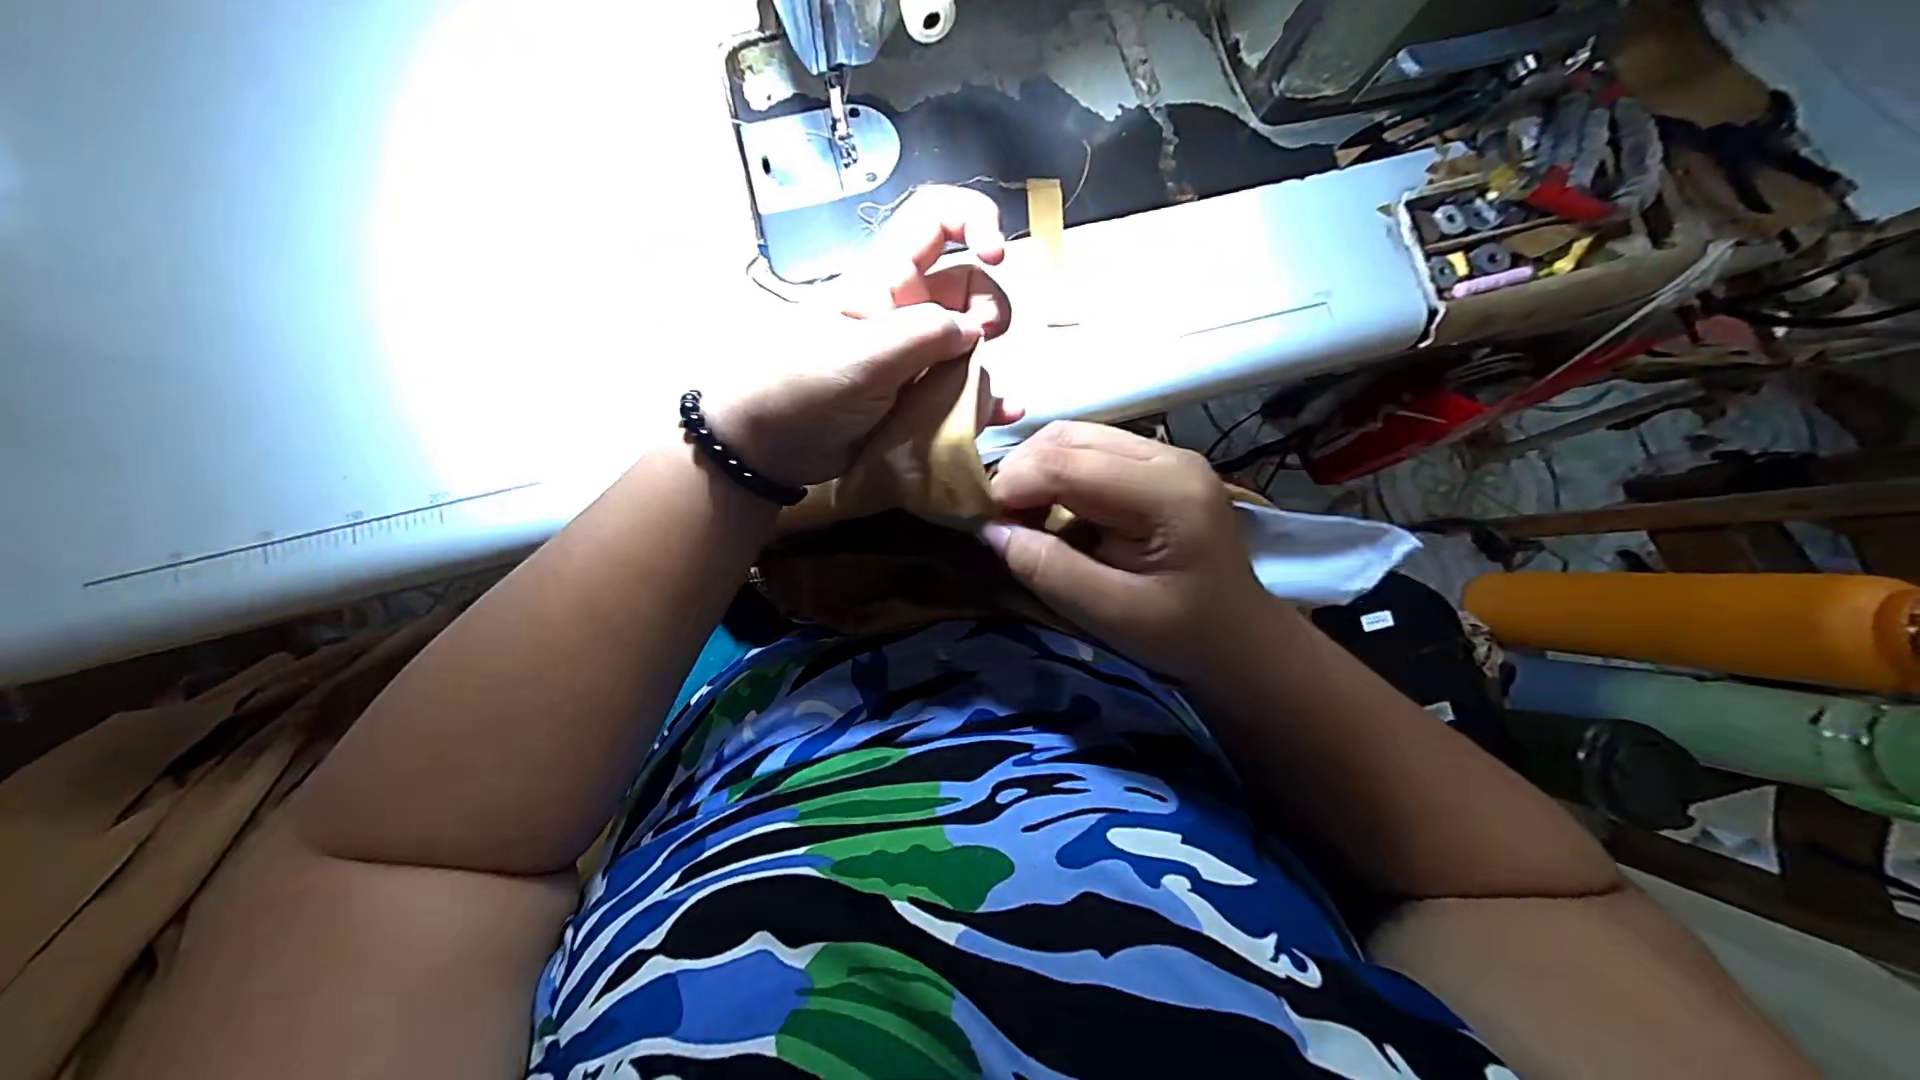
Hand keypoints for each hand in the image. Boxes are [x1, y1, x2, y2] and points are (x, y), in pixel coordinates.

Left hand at [708, 187, 1013, 486]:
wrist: (767, 447)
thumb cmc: (801, 386)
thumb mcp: (861, 355)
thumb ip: (923, 336)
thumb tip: (974, 332)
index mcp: (885, 279)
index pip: (935, 219)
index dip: (973, 220)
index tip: (997, 253)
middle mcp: (904, 310)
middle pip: (968, 286)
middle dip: (988, 309)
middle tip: (978, 344)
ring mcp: (912, 357)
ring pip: (970, 345)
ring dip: (987, 364)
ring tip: (982, 396)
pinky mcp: (916, 398)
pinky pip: (962, 392)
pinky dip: (987, 401)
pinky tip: (1005, 411)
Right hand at [982, 422, 1277, 680]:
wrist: (1240, 638)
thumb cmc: (1183, 634)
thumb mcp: (1111, 615)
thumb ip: (1049, 570)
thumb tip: (991, 530)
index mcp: (1167, 493)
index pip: (1067, 463)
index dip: (1012, 486)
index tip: (983, 524)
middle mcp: (1169, 456)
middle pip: (1068, 438)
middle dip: (1020, 474)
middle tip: (999, 522)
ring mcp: (1165, 455)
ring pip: (1074, 437)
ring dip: (1035, 470)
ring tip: (1020, 516)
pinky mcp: (1157, 464)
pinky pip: (1089, 450)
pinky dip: (1056, 474)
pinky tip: (1051, 509)